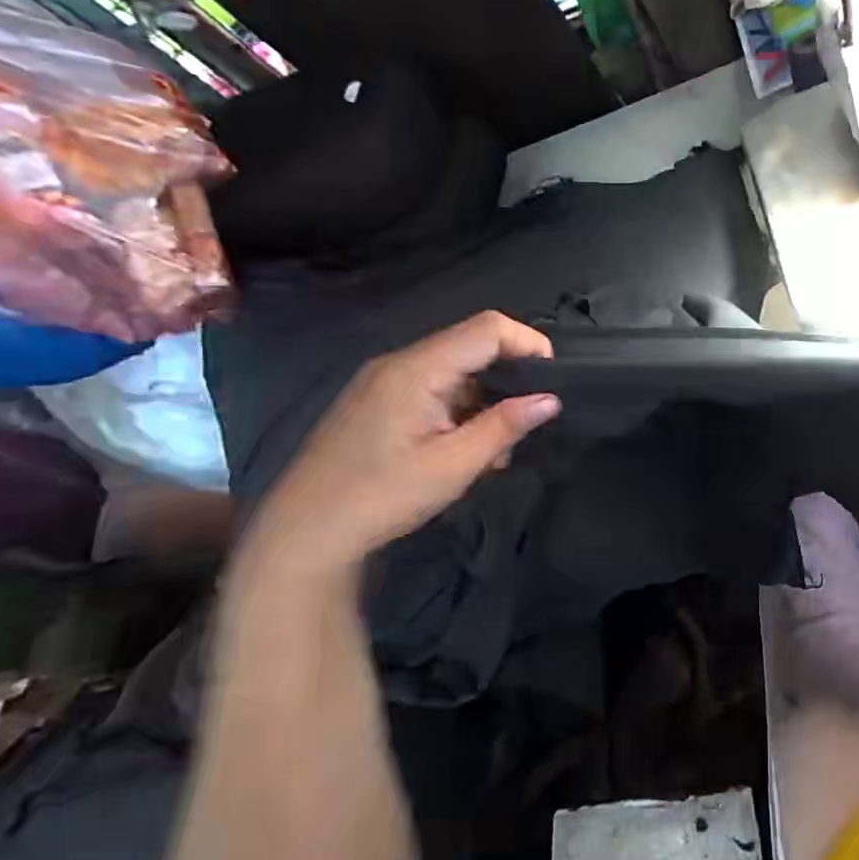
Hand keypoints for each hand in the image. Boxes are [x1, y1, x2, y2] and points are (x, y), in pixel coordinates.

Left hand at [243, 311, 560, 572]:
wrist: (304, 531)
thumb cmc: (382, 496)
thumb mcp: (453, 466)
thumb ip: (504, 426)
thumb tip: (550, 399)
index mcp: (417, 369)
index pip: (487, 328)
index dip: (528, 343)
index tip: (553, 380)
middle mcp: (399, 362)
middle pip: (471, 345)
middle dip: (509, 377)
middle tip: (527, 422)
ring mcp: (384, 380)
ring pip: (454, 369)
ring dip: (485, 399)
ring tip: (495, 450)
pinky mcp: (377, 400)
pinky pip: (432, 387)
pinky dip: (459, 409)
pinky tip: (463, 449)